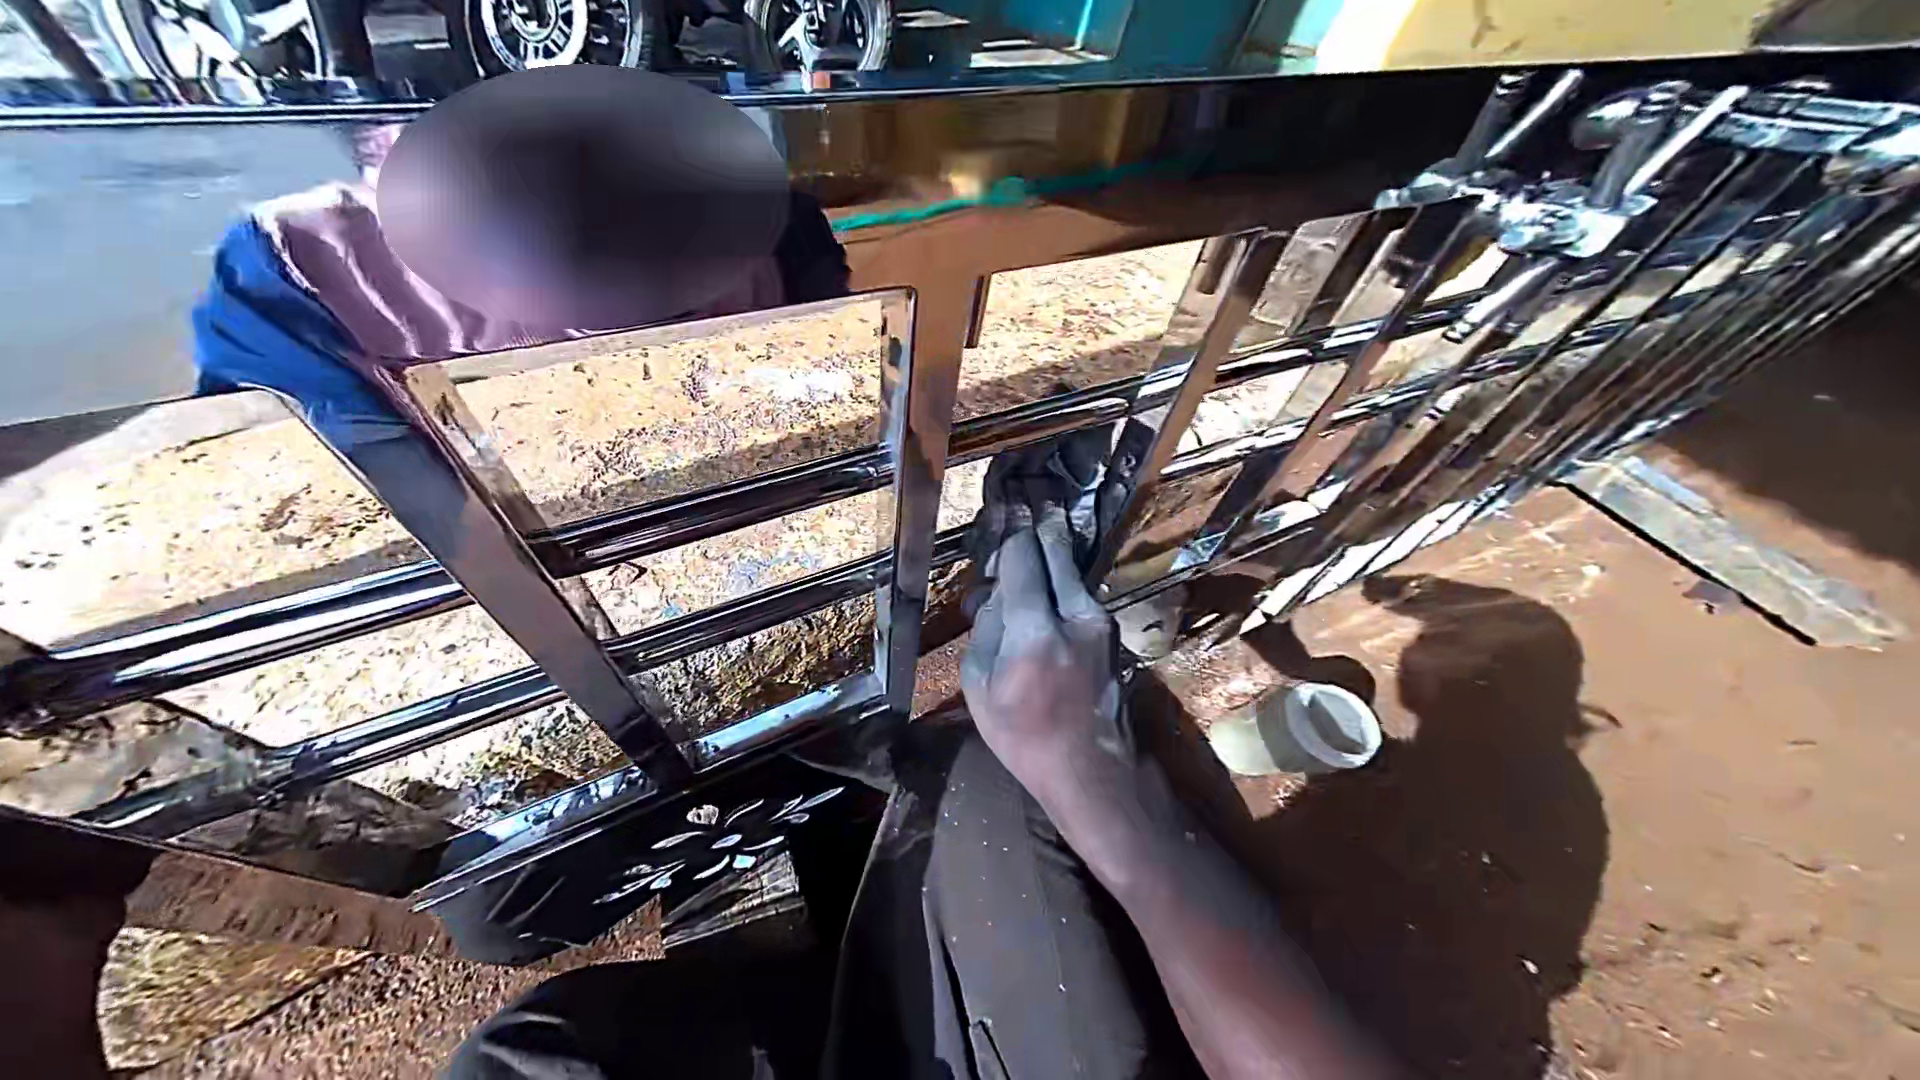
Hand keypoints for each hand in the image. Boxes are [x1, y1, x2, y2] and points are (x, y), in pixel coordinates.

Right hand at [961, 494, 1126, 794]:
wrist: (1092, 770)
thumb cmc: (1023, 736)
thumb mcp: (980, 686)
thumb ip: (986, 628)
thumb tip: (996, 593)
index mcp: (1035, 632)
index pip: (1021, 559)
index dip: (1009, 531)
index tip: (1003, 506)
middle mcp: (1076, 615)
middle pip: (1054, 550)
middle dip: (1036, 523)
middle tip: (1026, 496)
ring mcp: (1101, 622)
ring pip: (1068, 570)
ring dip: (1046, 555)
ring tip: (1029, 544)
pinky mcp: (1111, 632)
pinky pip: (1078, 593)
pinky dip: (1059, 583)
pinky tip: (1044, 588)